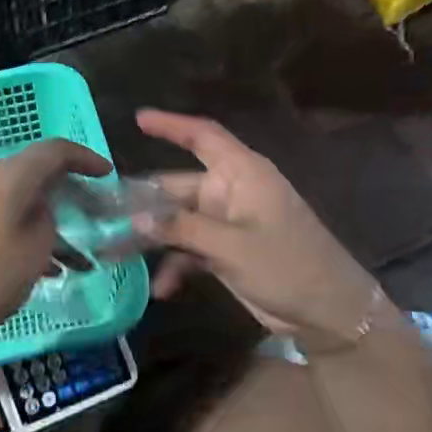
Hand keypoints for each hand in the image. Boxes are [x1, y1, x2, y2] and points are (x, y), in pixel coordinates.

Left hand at [0, 139, 111, 350]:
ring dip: (50, 225)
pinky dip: (26, 236)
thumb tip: (42, 211)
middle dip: (70, 196)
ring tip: (78, 260)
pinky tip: (44, 270)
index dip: (85, 158)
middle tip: (94, 218)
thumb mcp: (33, 252)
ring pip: (20, 203)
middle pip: (36, 175)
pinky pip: (2, 220)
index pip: (55, 150)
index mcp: (10, 177)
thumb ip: (48, 223)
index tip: (107, 175)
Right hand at [135, 110, 382, 344]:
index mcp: (241, 175)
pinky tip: (161, 290)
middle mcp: (231, 193)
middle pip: (178, 187)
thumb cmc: (287, 265)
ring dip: (153, 239)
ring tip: (116, 256)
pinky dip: (175, 266)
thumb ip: (182, 229)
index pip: (204, 137)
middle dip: (144, 203)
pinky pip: (190, 250)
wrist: (327, 311)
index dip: (172, 126)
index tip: (138, 119)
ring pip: (179, 222)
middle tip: (104, 217)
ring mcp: (228, 225)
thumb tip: (137, 218)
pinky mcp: (226, 253)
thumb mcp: (231, 246)